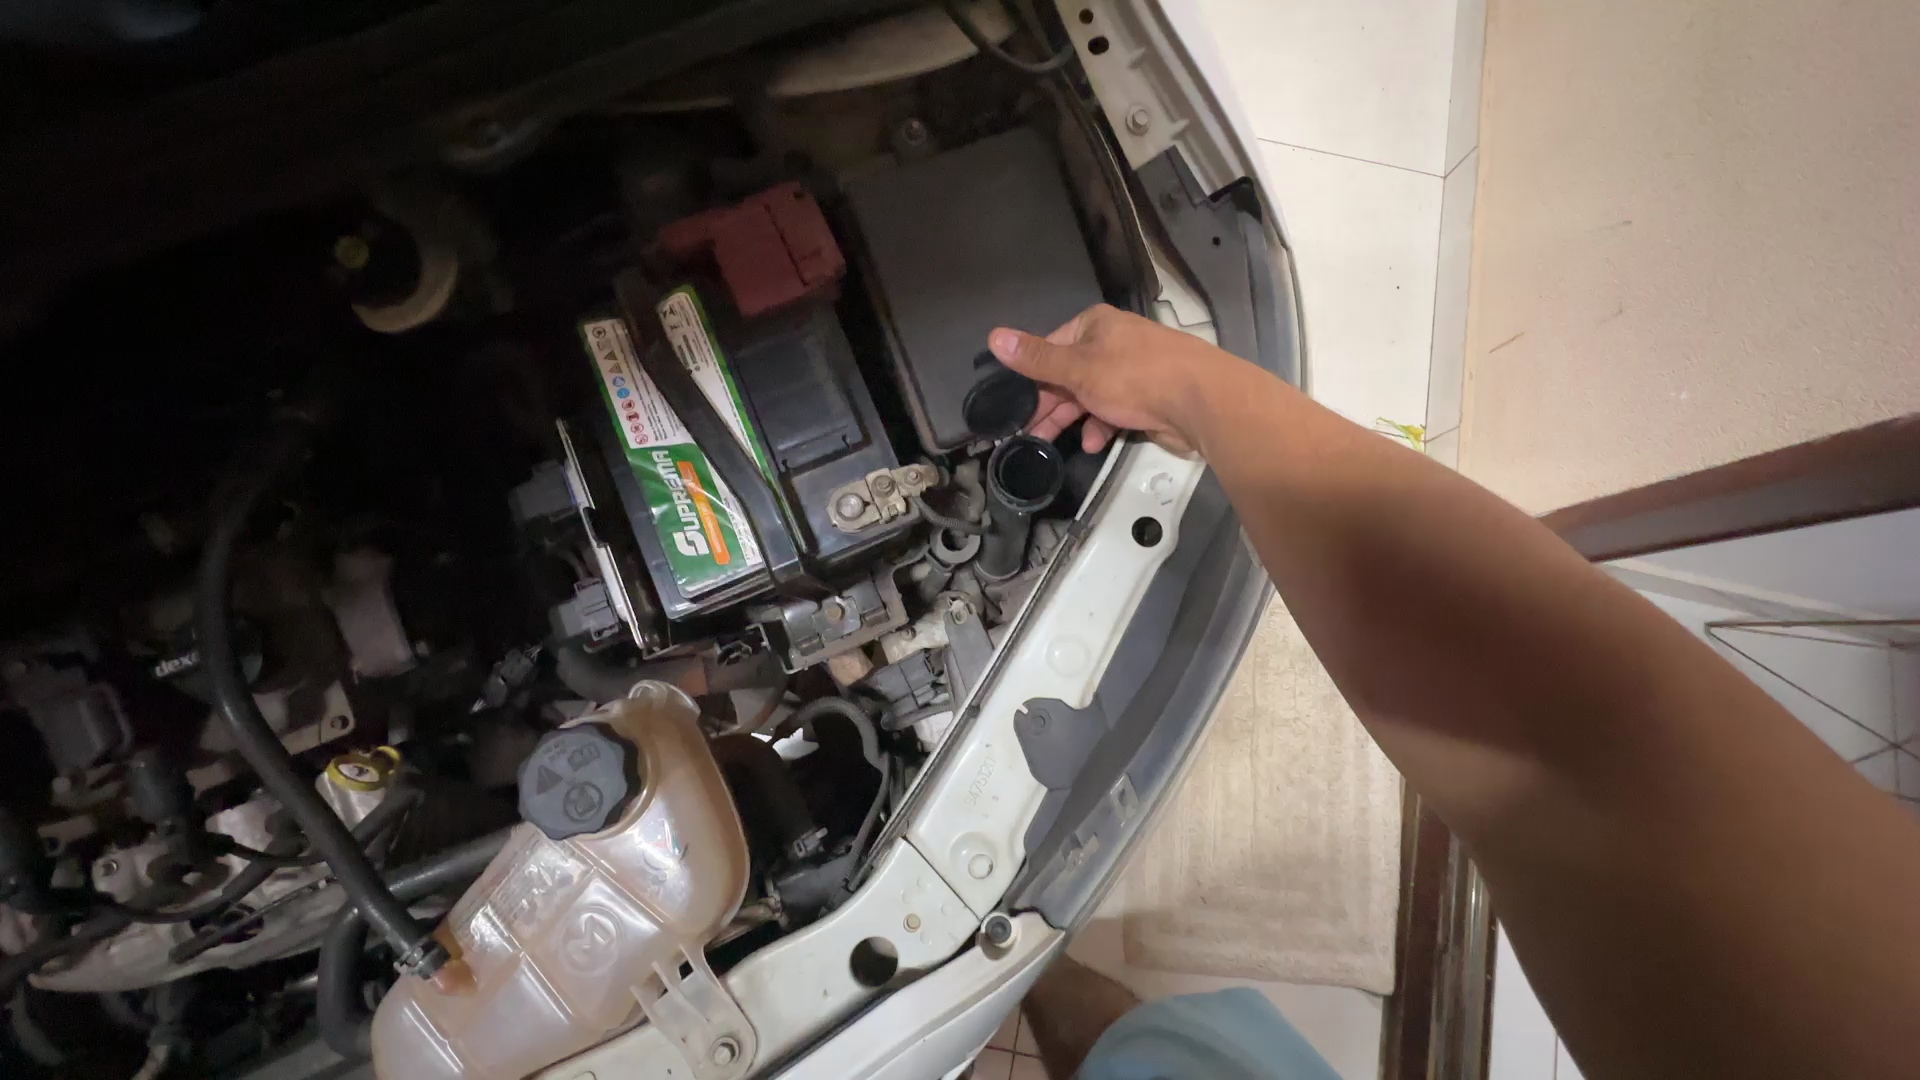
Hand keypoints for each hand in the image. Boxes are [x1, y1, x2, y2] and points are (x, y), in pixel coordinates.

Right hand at [988, 304, 1237, 454]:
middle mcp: (1111, 344)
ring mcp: (1131, 371)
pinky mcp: (1146, 398)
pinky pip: (1113, 412)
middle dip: (1048, 405)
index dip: (1030, 378)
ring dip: (1072, 420)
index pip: (1050, 348)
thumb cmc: (1134, 377)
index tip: (1013, 407)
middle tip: (1025, 433)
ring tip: (1050, 444)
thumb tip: (993, 336)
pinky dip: (1101, 427)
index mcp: (1093, 326)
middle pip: (1067, 376)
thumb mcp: (1077, 369)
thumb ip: (1036, 358)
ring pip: (1089, 397)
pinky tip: (1096, 443)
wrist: (1200, 401)